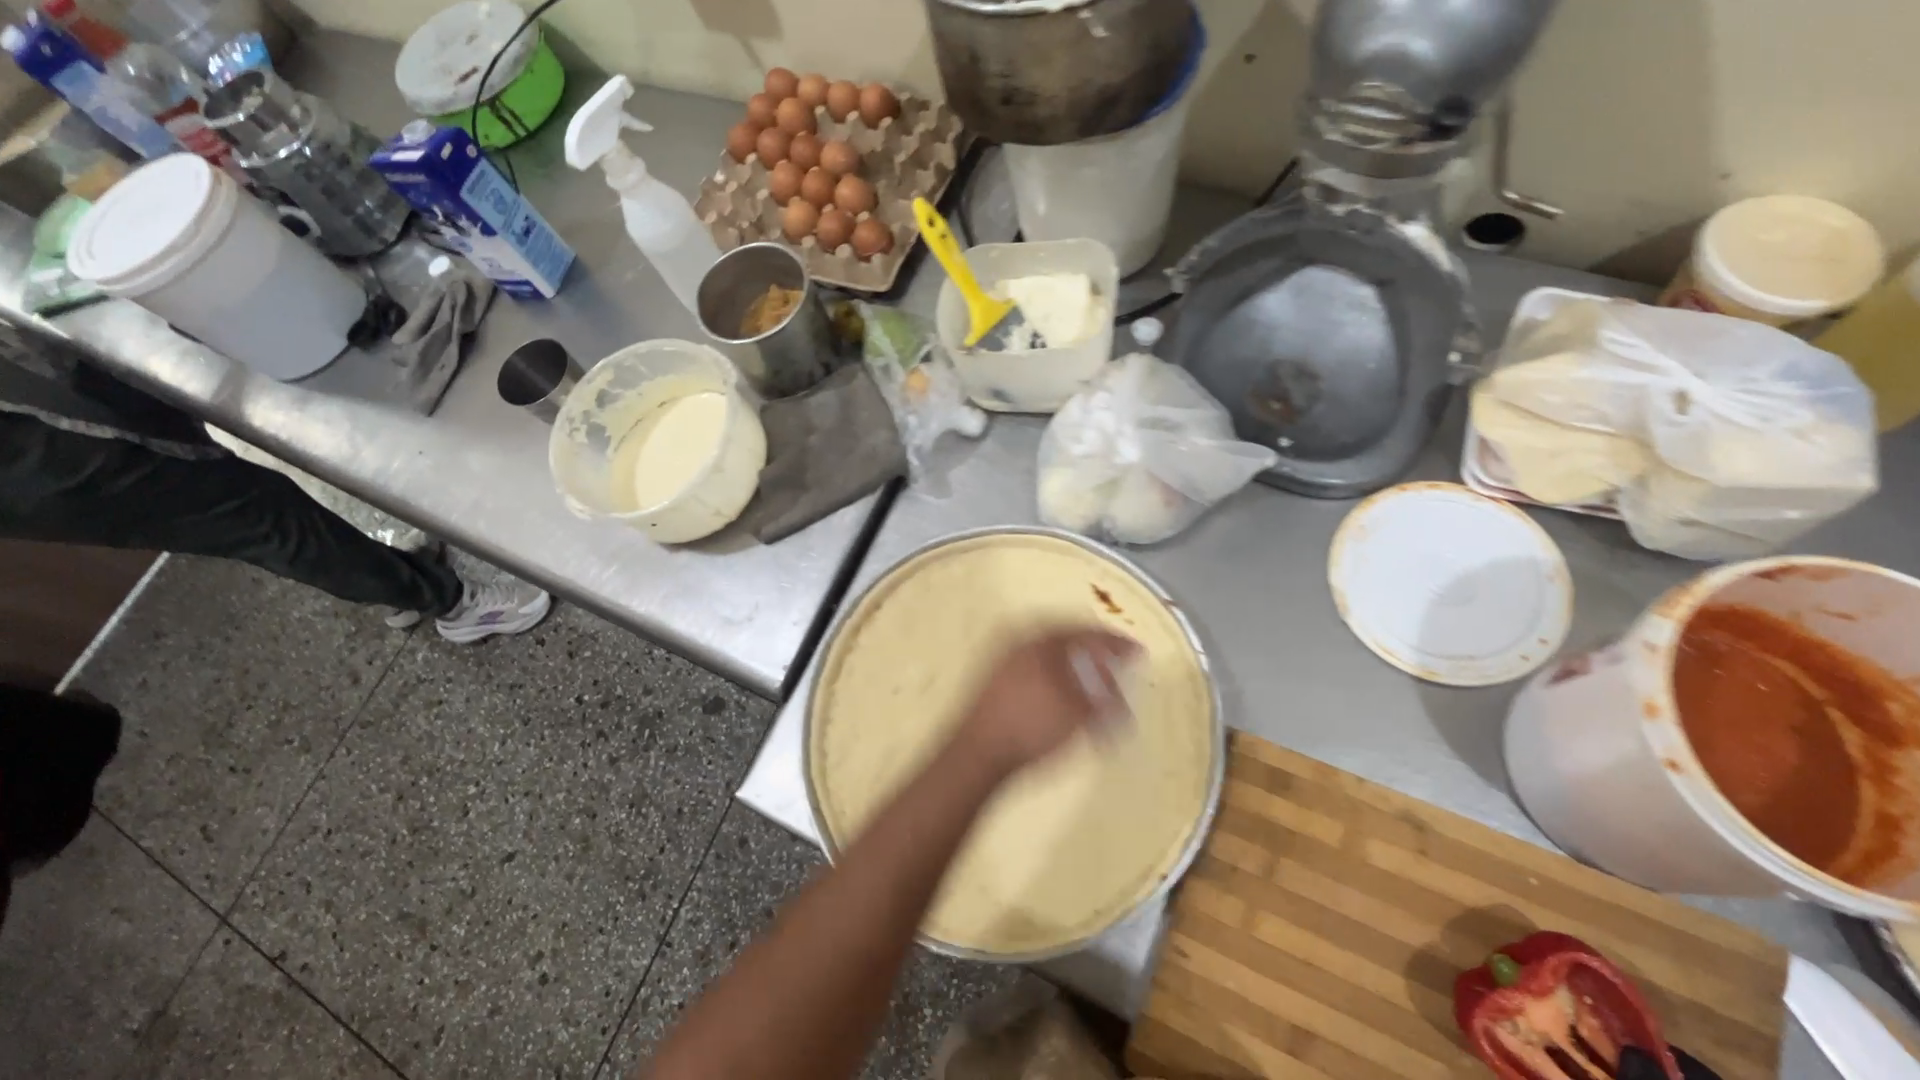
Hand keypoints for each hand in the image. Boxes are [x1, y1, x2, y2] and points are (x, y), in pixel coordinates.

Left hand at [954, 626, 1140, 778]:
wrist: (976, 756)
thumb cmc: (1030, 729)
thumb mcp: (1079, 714)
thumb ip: (1106, 699)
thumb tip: (1122, 694)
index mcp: (1040, 640)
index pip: (1087, 632)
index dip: (1116, 643)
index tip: (1137, 650)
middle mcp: (1019, 642)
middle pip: (1067, 639)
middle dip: (1096, 652)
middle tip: (1118, 661)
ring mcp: (1002, 662)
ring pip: (1050, 655)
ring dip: (1076, 666)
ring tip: (1097, 685)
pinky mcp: (994, 684)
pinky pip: (1037, 670)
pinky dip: (1057, 678)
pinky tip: (1067, 700)